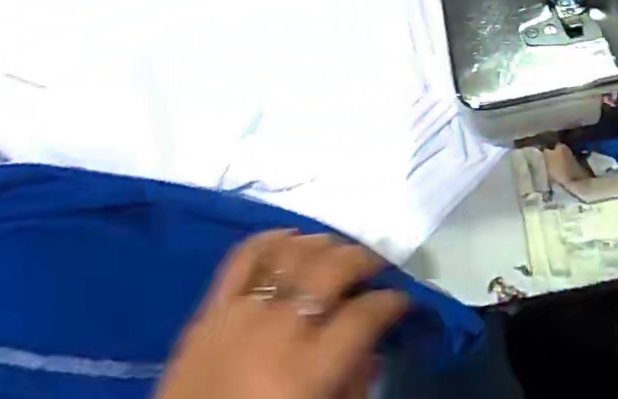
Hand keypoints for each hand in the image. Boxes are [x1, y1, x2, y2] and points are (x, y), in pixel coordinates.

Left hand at [155, 230, 410, 398]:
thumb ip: (350, 389)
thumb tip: (372, 353)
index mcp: (310, 369)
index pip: (362, 318)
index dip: (390, 303)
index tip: (403, 298)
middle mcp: (280, 328)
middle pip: (329, 272)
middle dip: (361, 260)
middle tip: (378, 262)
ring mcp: (243, 310)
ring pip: (290, 255)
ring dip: (320, 244)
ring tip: (339, 246)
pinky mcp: (213, 305)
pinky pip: (244, 257)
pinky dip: (269, 239)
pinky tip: (289, 235)